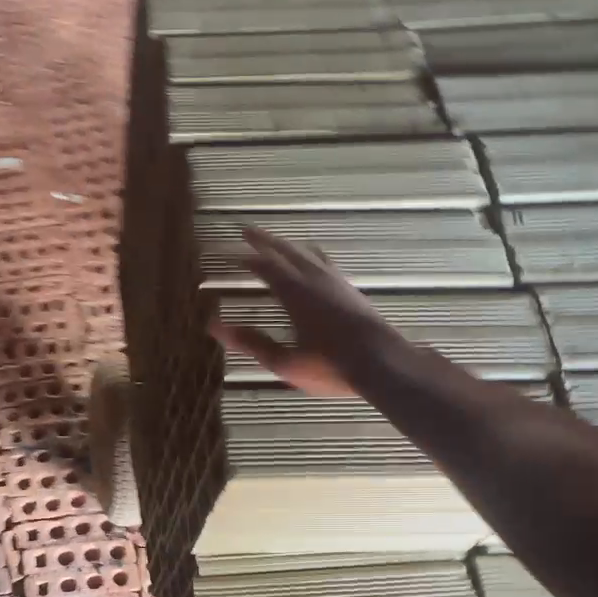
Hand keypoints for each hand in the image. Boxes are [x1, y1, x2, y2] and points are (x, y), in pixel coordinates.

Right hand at [209, 225, 393, 396]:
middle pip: (287, 252)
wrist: (383, 364)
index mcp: (295, 293)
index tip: (229, 251)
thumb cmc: (330, 366)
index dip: (246, 257)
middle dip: (265, 241)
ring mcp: (337, 283)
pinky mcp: (351, 292)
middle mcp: (315, 280)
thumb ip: (251, 342)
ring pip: (309, 255)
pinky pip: (326, 264)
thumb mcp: (284, 362)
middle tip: (248, 230)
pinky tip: (317, 265)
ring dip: (289, 247)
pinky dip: (312, 257)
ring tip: (280, 243)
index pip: (266, 266)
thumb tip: (214, 325)